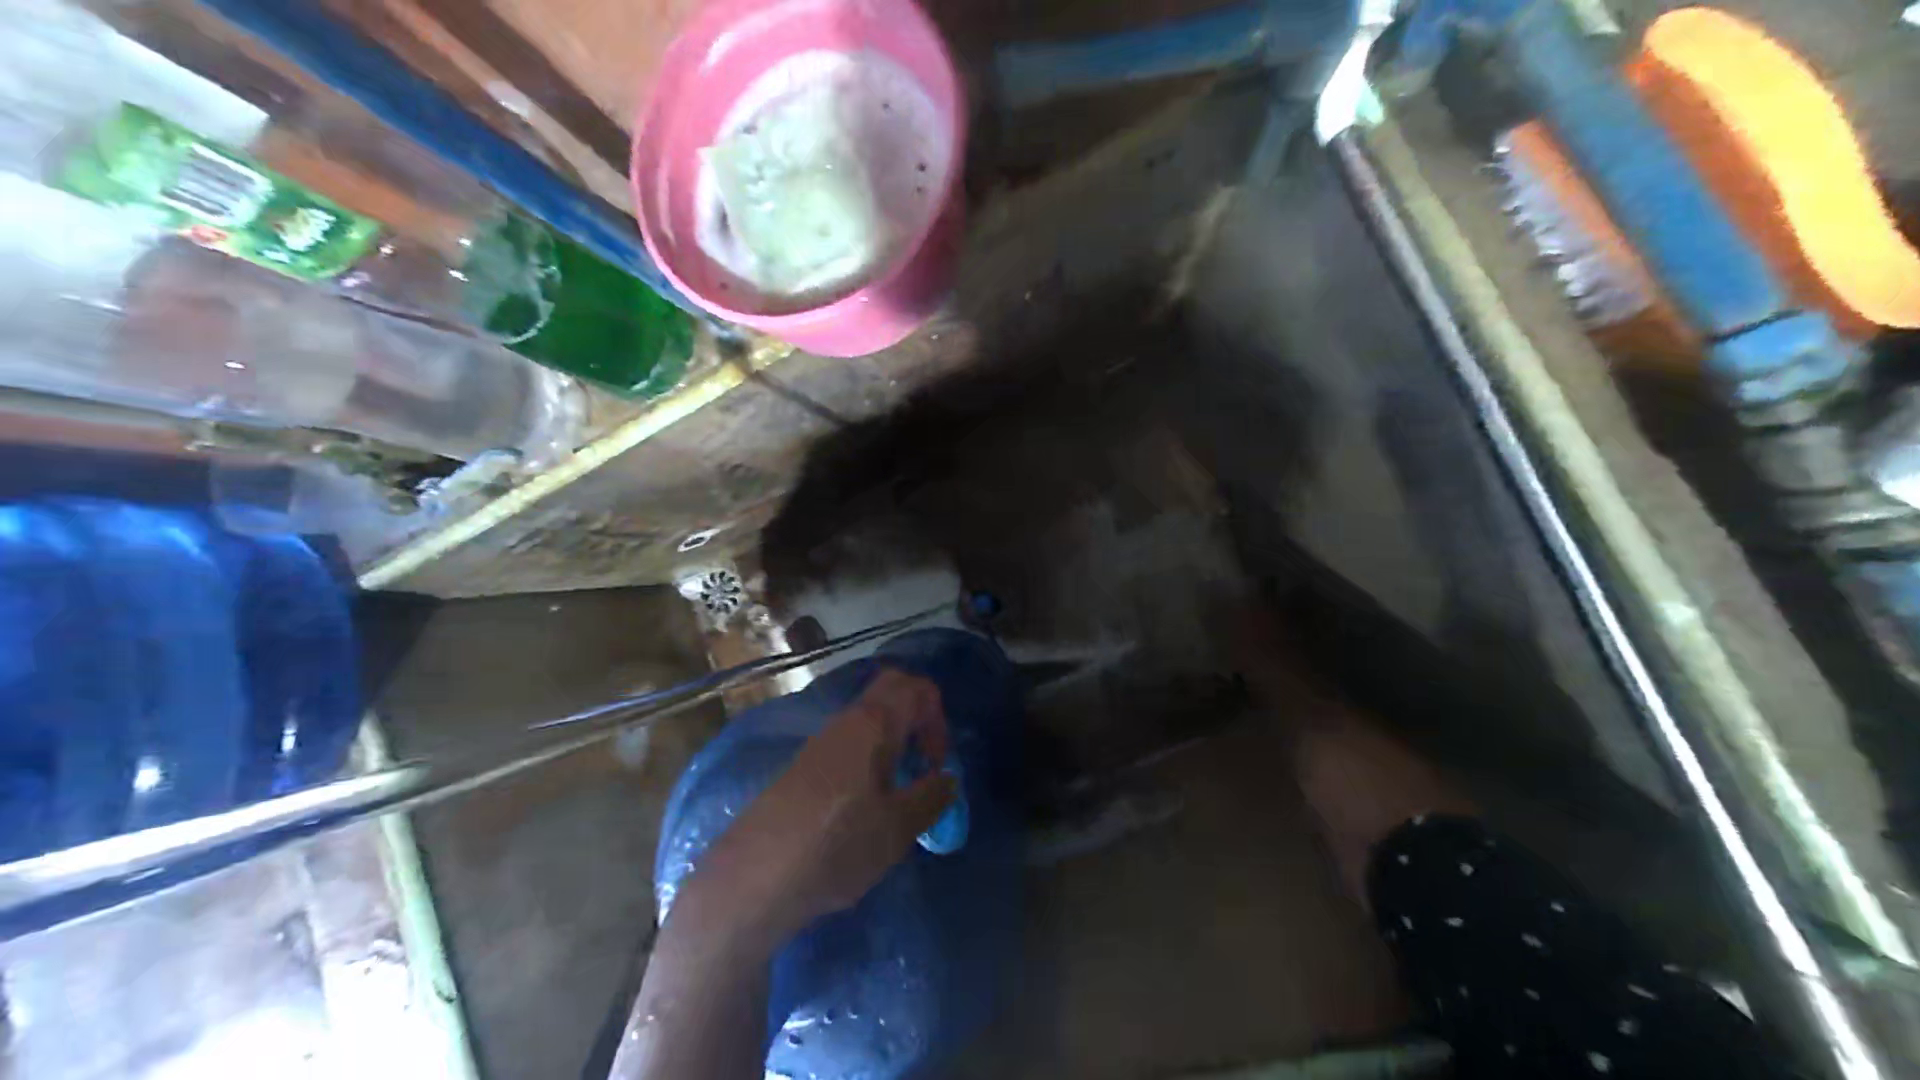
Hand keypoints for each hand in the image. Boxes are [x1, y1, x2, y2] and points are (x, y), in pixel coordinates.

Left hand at [682, 669, 957, 947]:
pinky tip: (866, 805)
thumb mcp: (898, 828)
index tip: (936, 765)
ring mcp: (820, 742)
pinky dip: (870, 759)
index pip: (915, 687)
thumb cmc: (837, 845)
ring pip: (868, 721)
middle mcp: (845, 722)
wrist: (755, 877)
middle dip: (918, 719)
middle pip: (890, 693)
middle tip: (924, 765)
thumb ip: (931, 797)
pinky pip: (849, 744)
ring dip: (893, 743)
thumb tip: (947, 779)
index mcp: (873, 724)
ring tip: (899, 793)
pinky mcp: (804, 767)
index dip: (938, 718)